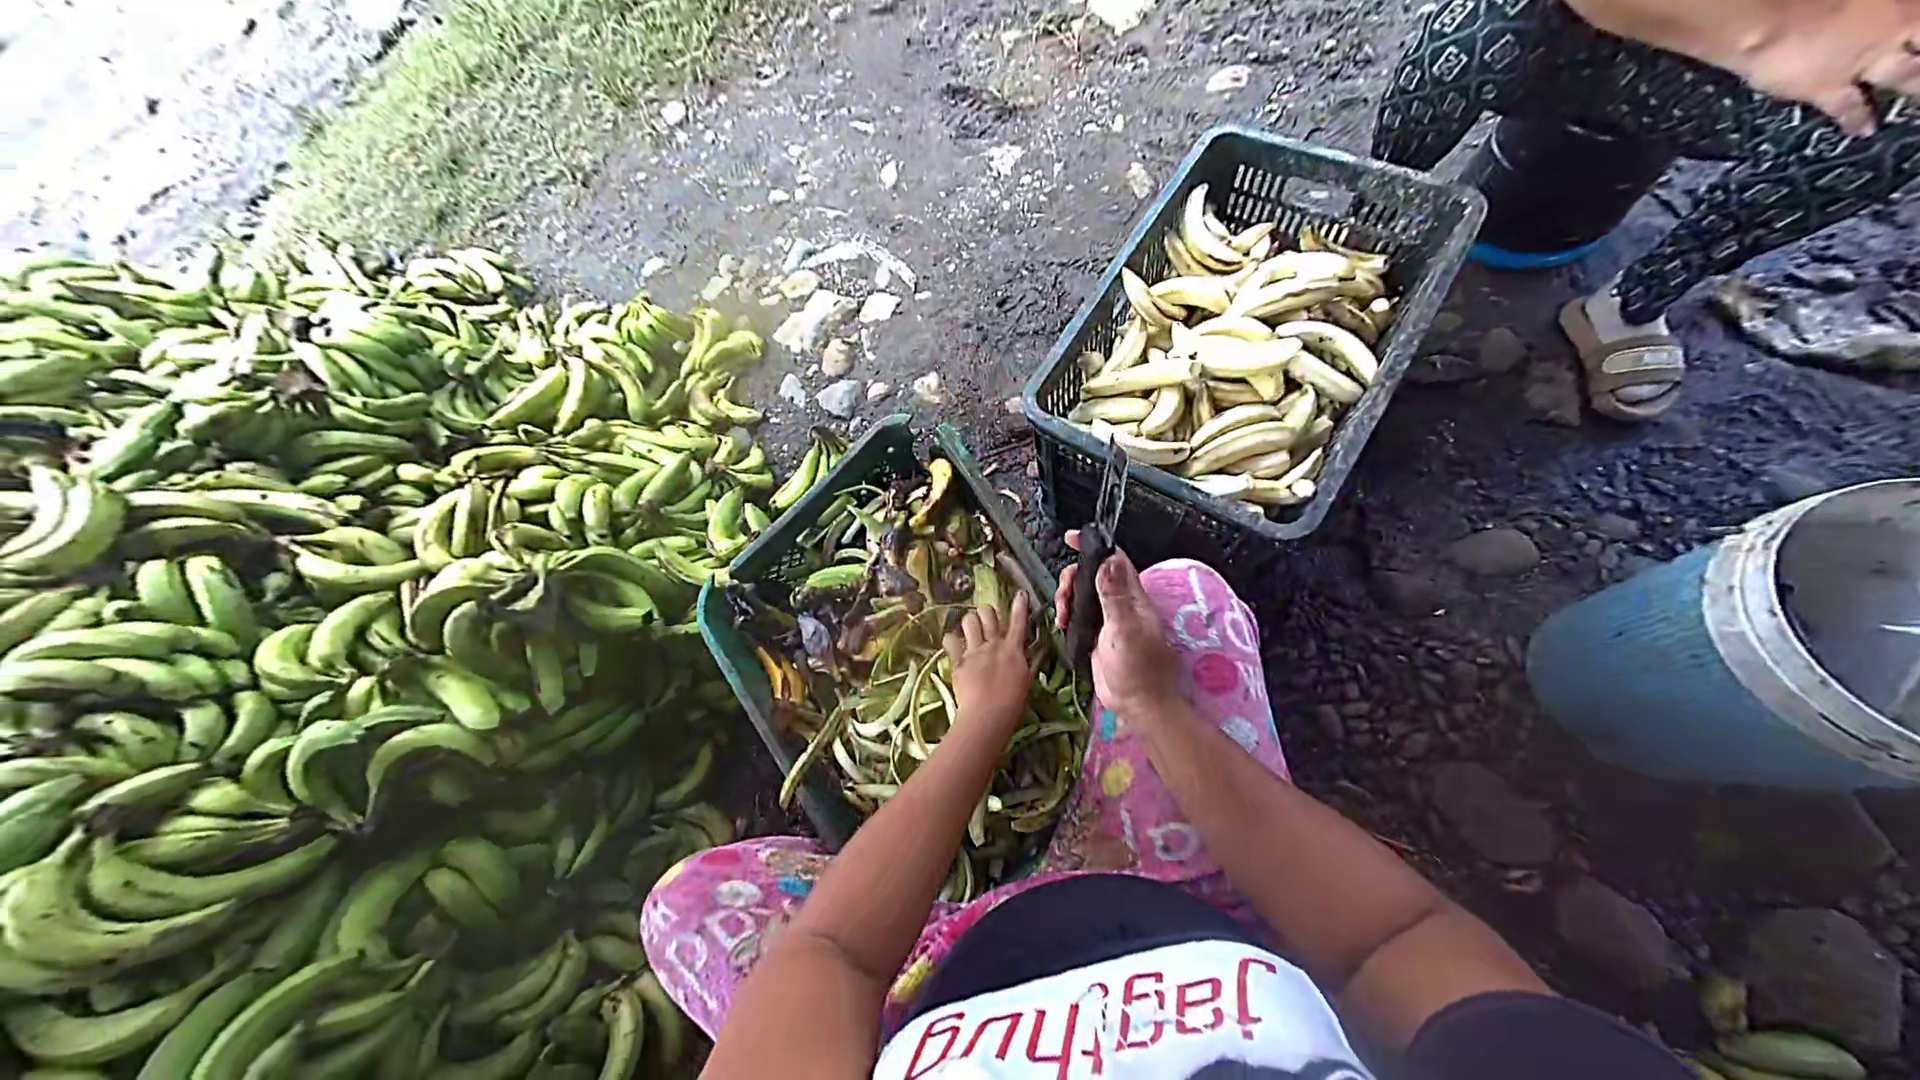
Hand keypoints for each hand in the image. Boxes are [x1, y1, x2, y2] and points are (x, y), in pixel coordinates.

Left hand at [943, 591, 1033, 739]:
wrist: (988, 714)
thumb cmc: (1012, 703)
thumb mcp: (1025, 681)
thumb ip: (1023, 664)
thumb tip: (1023, 656)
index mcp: (1013, 650)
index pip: (1018, 622)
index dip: (1019, 605)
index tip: (1019, 594)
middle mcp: (994, 644)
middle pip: (988, 614)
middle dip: (985, 612)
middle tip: (984, 621)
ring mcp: (975, 650)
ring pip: (969, 621)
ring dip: (968, 622)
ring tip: (968, 631)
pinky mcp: (958, 660)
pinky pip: (950, 640)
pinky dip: (950, 640)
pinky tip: (952, 645)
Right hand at [1052, 530, 1182, 722]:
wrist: (1137, 704)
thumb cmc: (1137, 668)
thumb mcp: (1124, 630)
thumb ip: (1114, 596)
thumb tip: (1107, 560)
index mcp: (1132, 597)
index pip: (1114, 559)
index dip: (1095, 545)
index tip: (1071, 538)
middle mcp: (1120, 603)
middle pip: (1092, 574)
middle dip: (1072, 577)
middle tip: (1064, 596)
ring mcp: (1107, 619)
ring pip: (1082, 593)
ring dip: (1067, 597)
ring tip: (1063, 616)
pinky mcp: (1096, 635)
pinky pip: (1078, 614)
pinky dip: (1067, 614)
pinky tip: (1062, 626)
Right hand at [1567, 0, 1919, 133]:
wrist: (1763, 22)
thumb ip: (1866, 3)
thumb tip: (1843, 8)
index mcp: (1906, 0)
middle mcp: (1898, 28)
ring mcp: (1865, 58)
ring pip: (1910, 76)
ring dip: (1916, 87)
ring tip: (1917, 104)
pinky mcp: (1824, 86)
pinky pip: (1847, 105)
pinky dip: (1857, 118)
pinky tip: (1865, 130)